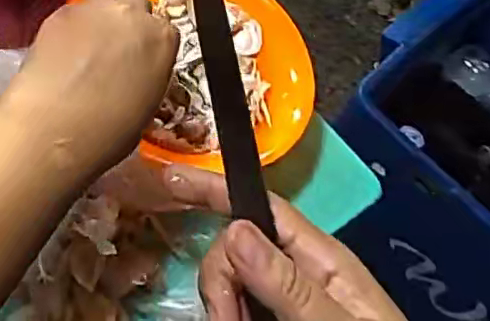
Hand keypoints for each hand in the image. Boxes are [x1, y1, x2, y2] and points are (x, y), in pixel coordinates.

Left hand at [0, 0, 175, 176]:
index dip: (151, 42)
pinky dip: (72, 23)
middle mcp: (130, 14)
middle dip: (128, 19)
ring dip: (101, 12)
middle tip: (115, 46)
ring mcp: (93, 7)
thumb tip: (135, 71)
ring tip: (89, 39)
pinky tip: (63, 46)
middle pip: (135, 3)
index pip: (164, 28)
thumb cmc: (108, 129)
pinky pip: (73, 9)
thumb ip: (146, 73)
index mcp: (160, 39)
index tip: (142, 55)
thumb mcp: (146, 105)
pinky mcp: (62, 10)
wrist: (56, 123)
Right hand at [165, 165, 406, 320]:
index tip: (168, 181)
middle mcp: (301, 272)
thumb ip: (292, 287)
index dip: (212, 186)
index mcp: (322, 259)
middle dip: (219, 278)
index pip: (259, 204)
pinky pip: (241, 309)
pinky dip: (229, 315)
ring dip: (223, 306)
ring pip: (233, 282)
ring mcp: (289, 302)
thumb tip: (234, 229)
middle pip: (236, 246)